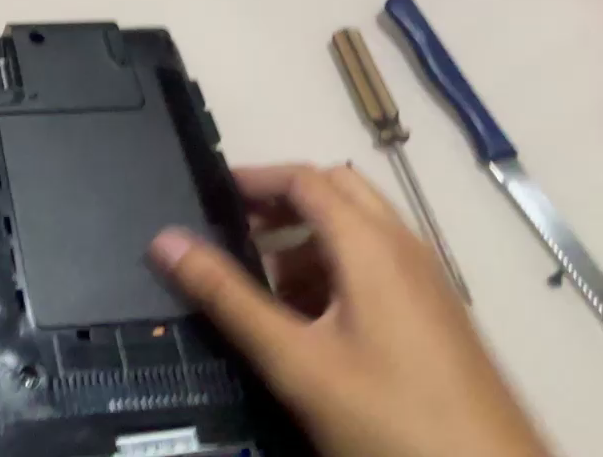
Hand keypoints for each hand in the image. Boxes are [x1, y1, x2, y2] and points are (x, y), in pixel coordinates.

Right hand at [148, 165, 552, 456]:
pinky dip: (335, 267)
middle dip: (282, 201)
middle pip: (336, 191)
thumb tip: (165, 241)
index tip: (208, 193)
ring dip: (307, 236)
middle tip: (236, 228)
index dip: (254, 178)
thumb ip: (227, 297)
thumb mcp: (295, 361)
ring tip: (262, 280)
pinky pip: (377, 264)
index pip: (304, 178)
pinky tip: (309, 321)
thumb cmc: (393, 423)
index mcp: (371, 246)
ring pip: (359, 229)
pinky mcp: (437, 318)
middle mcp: (404, 250)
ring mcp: (427, 284)